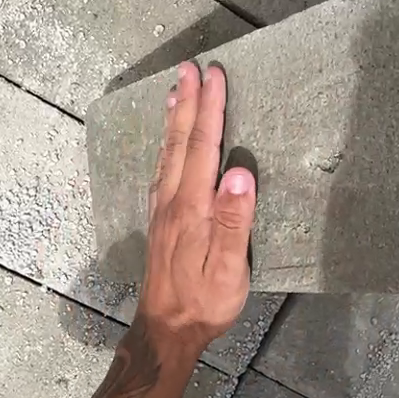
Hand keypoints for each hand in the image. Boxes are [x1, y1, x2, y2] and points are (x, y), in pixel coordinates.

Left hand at [136, 62, 256, 355]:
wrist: (165, 329)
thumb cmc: (204, 303)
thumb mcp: (228, 269)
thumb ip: (234, 222)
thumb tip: (240, 173)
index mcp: (191, 209)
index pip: (202, 149)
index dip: (210, 111)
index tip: (214, 75)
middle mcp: (171, 203)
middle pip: (179, 144)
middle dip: (187, 104)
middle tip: (189, 68)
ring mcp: (161, 212)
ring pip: (166, 156)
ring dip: (173, 121)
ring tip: (175, 92)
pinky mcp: (159, 223)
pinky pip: (161, 171)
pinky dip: (166, 147)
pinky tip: (168, 144)